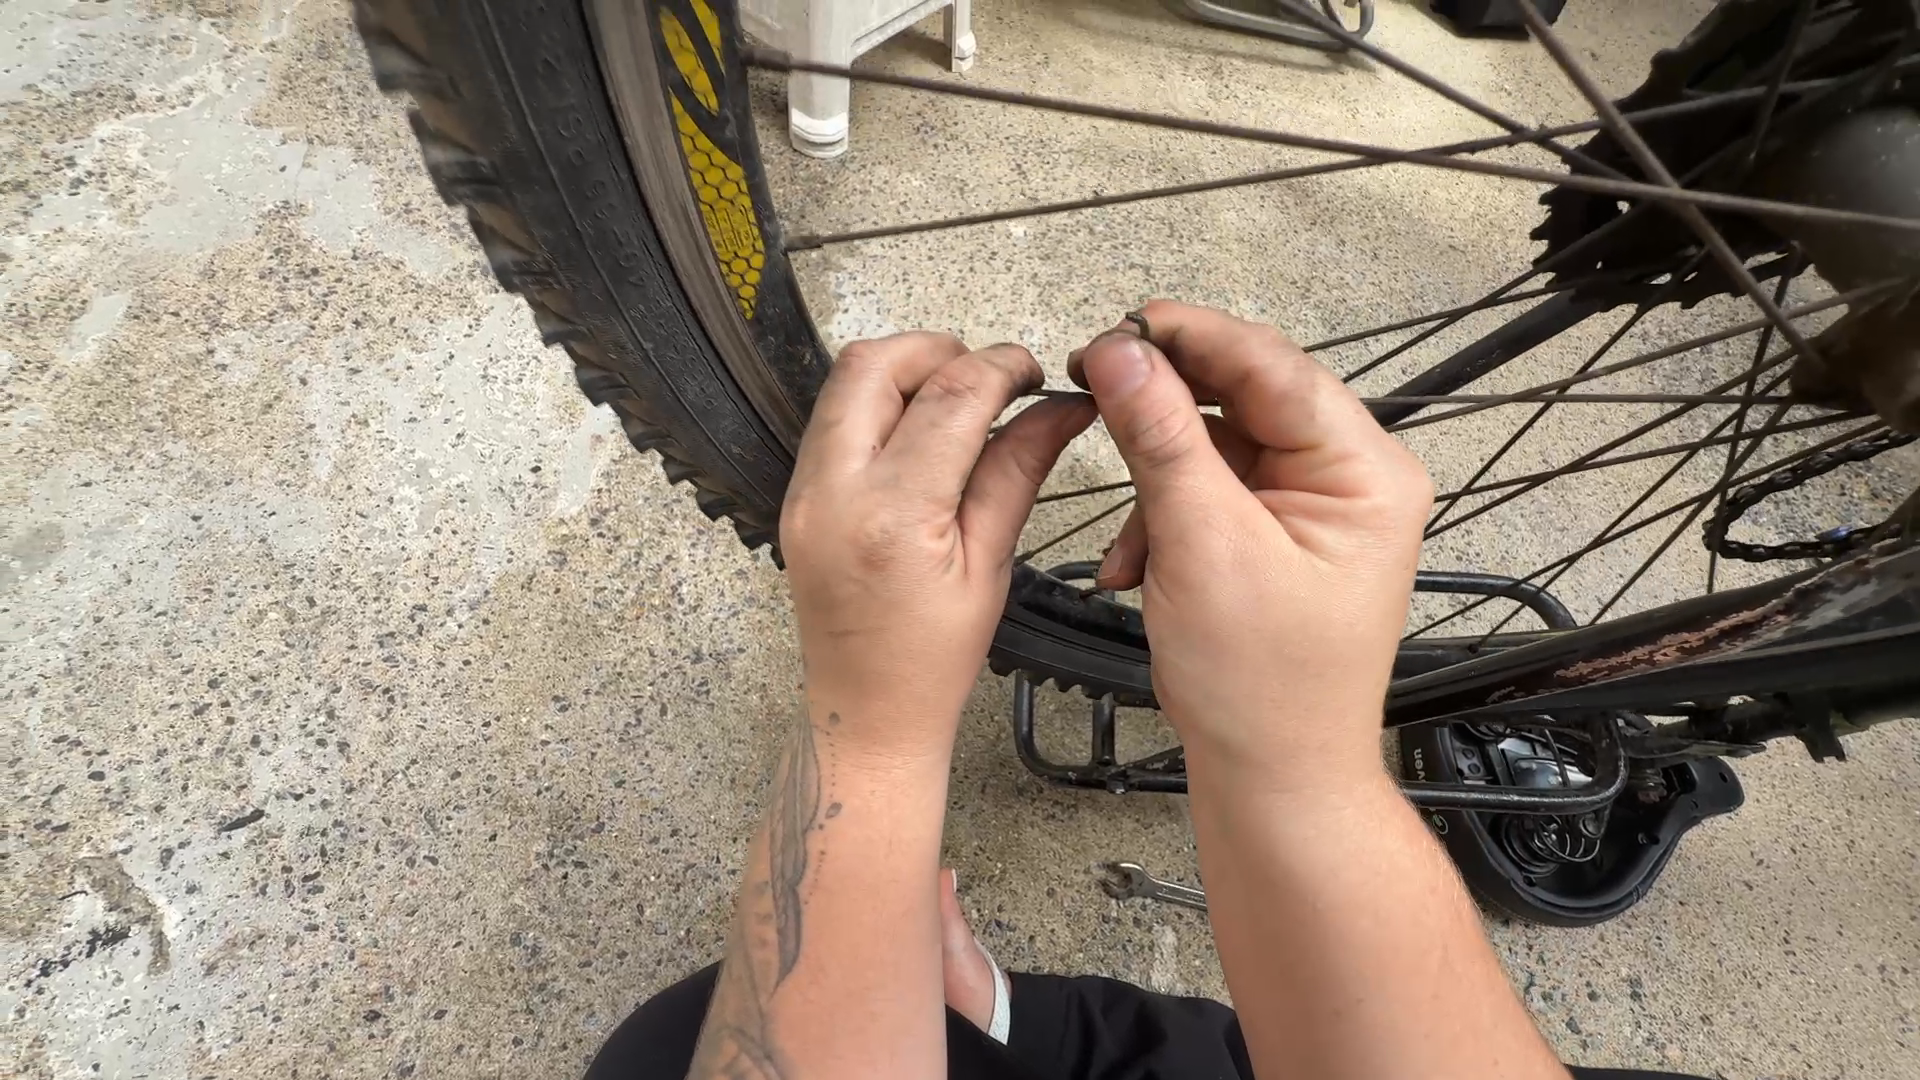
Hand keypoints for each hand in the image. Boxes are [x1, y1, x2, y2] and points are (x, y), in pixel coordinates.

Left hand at [781, 333, 1096, 764]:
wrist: (866, 711)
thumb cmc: (931, 661)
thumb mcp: (990, 564)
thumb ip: (1017, 471)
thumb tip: (1057, 411)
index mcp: (893, 516)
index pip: (951, 397)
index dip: (1001, 366)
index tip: (1032, 370)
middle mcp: (832, 492)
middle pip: (874, 364)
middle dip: (939, 349)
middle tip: (989, 376)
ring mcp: (802, 493)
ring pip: (844, 384)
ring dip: (905, 372)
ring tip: (959, 401)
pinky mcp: (796, 498)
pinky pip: (833, 420)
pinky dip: (879, 405)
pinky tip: (921, 433)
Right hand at [1071, 302, 1430, 790]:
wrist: (1271, 776)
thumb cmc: (1258, 681)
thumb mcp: (1201, 544)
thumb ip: (1160, 438)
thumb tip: (1118, 354)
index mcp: (1361, 471)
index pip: (1271, 366)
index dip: (1190, 337)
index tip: (1117, 327)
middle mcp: (1343, 477)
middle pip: (1241, 401)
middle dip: (1163, 409)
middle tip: (1094, 391)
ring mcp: (1304, 508)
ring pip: (1213, 449)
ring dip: (1155, 485)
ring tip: (1128, 546)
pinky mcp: (1268, 535)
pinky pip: (1206, 494)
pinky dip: (1161, 521)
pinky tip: (1136, 569)